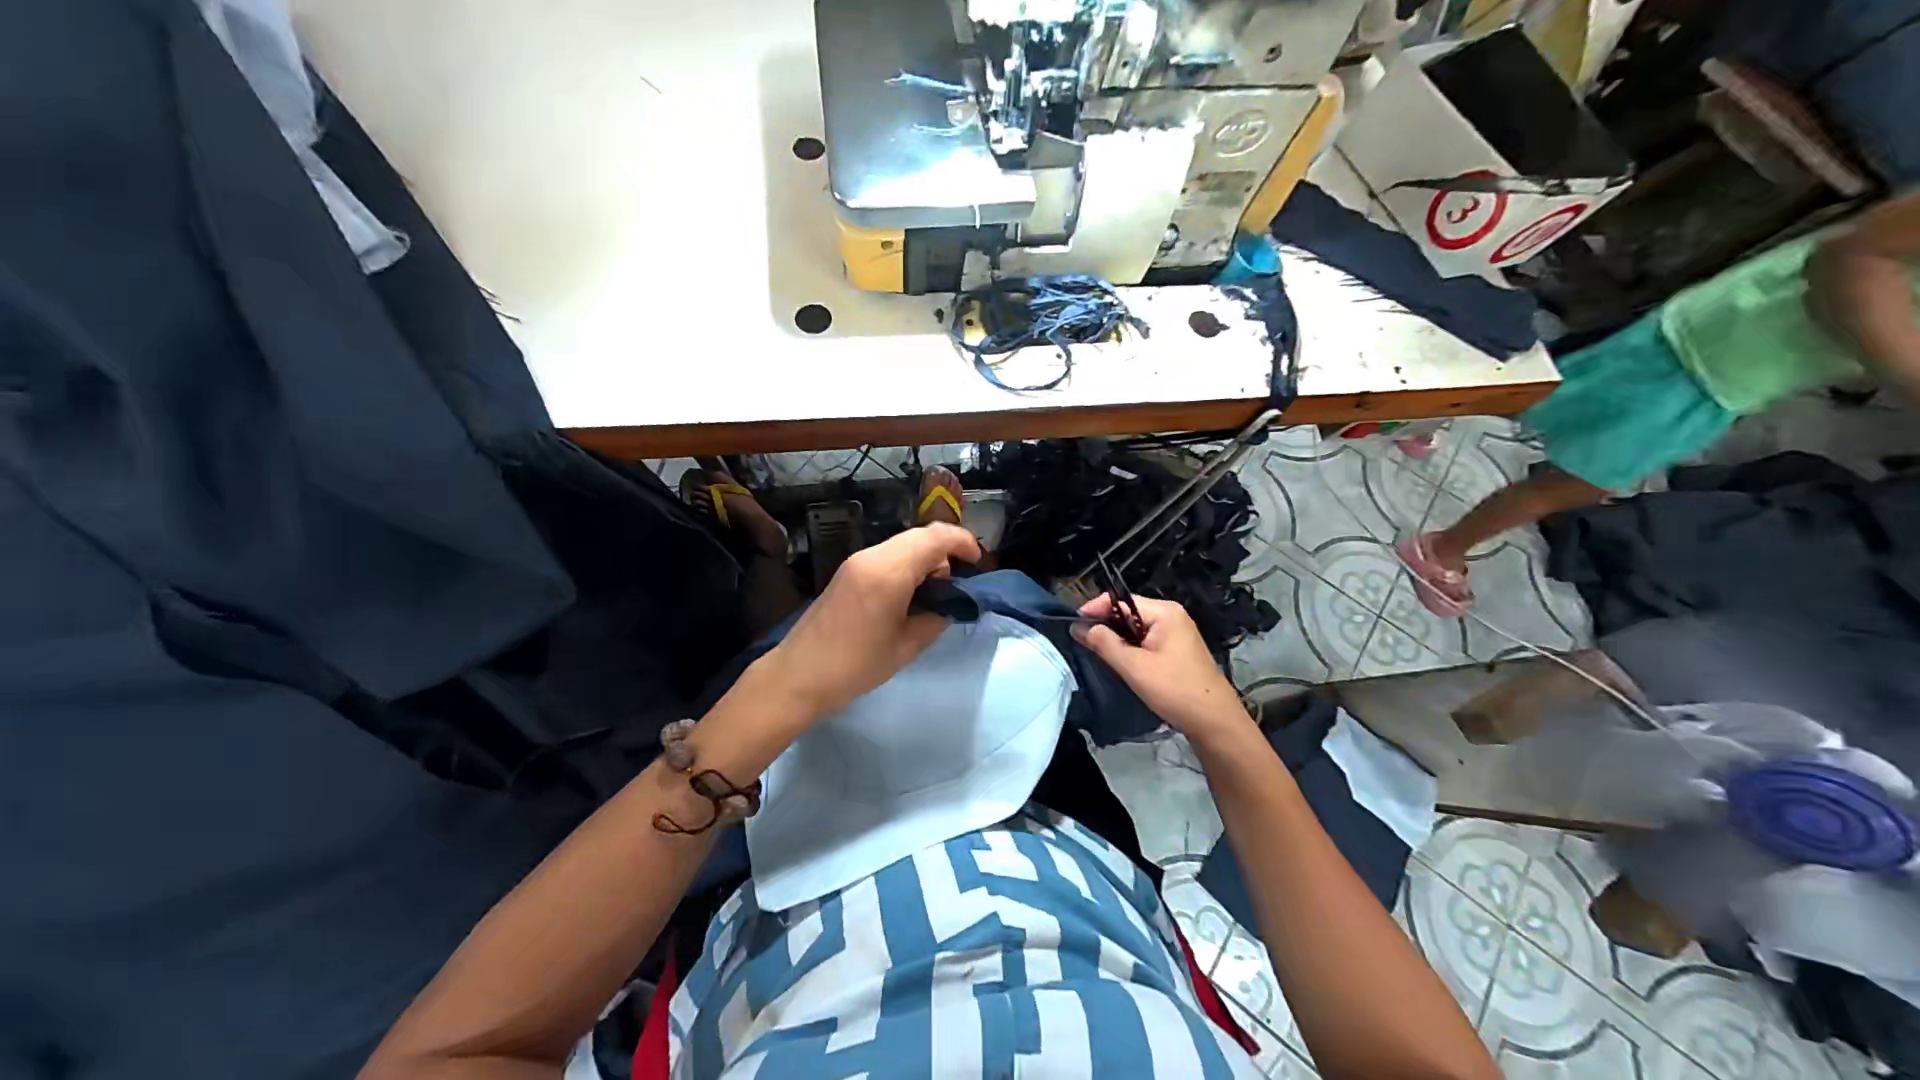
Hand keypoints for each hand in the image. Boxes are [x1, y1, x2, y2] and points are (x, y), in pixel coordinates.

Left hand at [763, 523, 981, 718]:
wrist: (798, 675)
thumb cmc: (855, 666)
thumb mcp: (907, 646)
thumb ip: (935, 617)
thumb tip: (948, 603)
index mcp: (889, 571)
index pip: (936, 538)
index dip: (963, 543)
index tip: (977, 563)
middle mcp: (872, 556)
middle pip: (920, 536)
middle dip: (945, 552)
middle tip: (956, 585)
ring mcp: (856, 561)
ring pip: (903, 544)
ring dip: (925, 559)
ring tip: (932, 595)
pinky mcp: (847, 572)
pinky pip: (887, 556)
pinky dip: (906, 565)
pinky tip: (908, 595)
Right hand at [1072, 594, 1253, 743]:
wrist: (1214, 721)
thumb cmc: (1174, 690)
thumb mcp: (1134, 666)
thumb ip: (1104, 643)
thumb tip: (1078, 627)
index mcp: (1165, 612)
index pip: (1121, 601)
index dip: (1096, 610)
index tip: (1074, 626)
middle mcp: (1172, 616)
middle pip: (1128, 612)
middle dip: (1106, 625)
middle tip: (1083, 642)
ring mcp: (1177, 633)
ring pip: (1136, 628)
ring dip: (1118, 639)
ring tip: (1098, 653)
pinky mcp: (1177, 649)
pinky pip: (1146, 640)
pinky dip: (1131, 648)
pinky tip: (1121, 663)